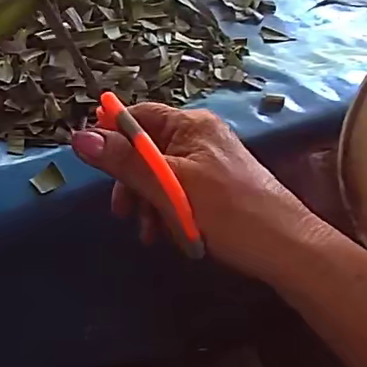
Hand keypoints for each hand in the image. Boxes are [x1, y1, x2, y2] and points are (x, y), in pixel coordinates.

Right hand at [71, 104, 333, 282]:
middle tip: (121, 212)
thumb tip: (79, 137)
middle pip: (145, 149)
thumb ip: (124, 162)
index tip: (95, 165)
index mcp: (190, 125)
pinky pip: (176, 192)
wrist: (287, 250)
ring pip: (158, 175)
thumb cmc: (229, 212)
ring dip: (145, 202)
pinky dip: (165, 211)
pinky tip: (166, 234)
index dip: (111, 136)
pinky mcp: (214, 188)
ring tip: (148, 232)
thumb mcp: (170, 186)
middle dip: (129, 181)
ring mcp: (208, 163)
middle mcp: (199, 137)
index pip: (137, 116)